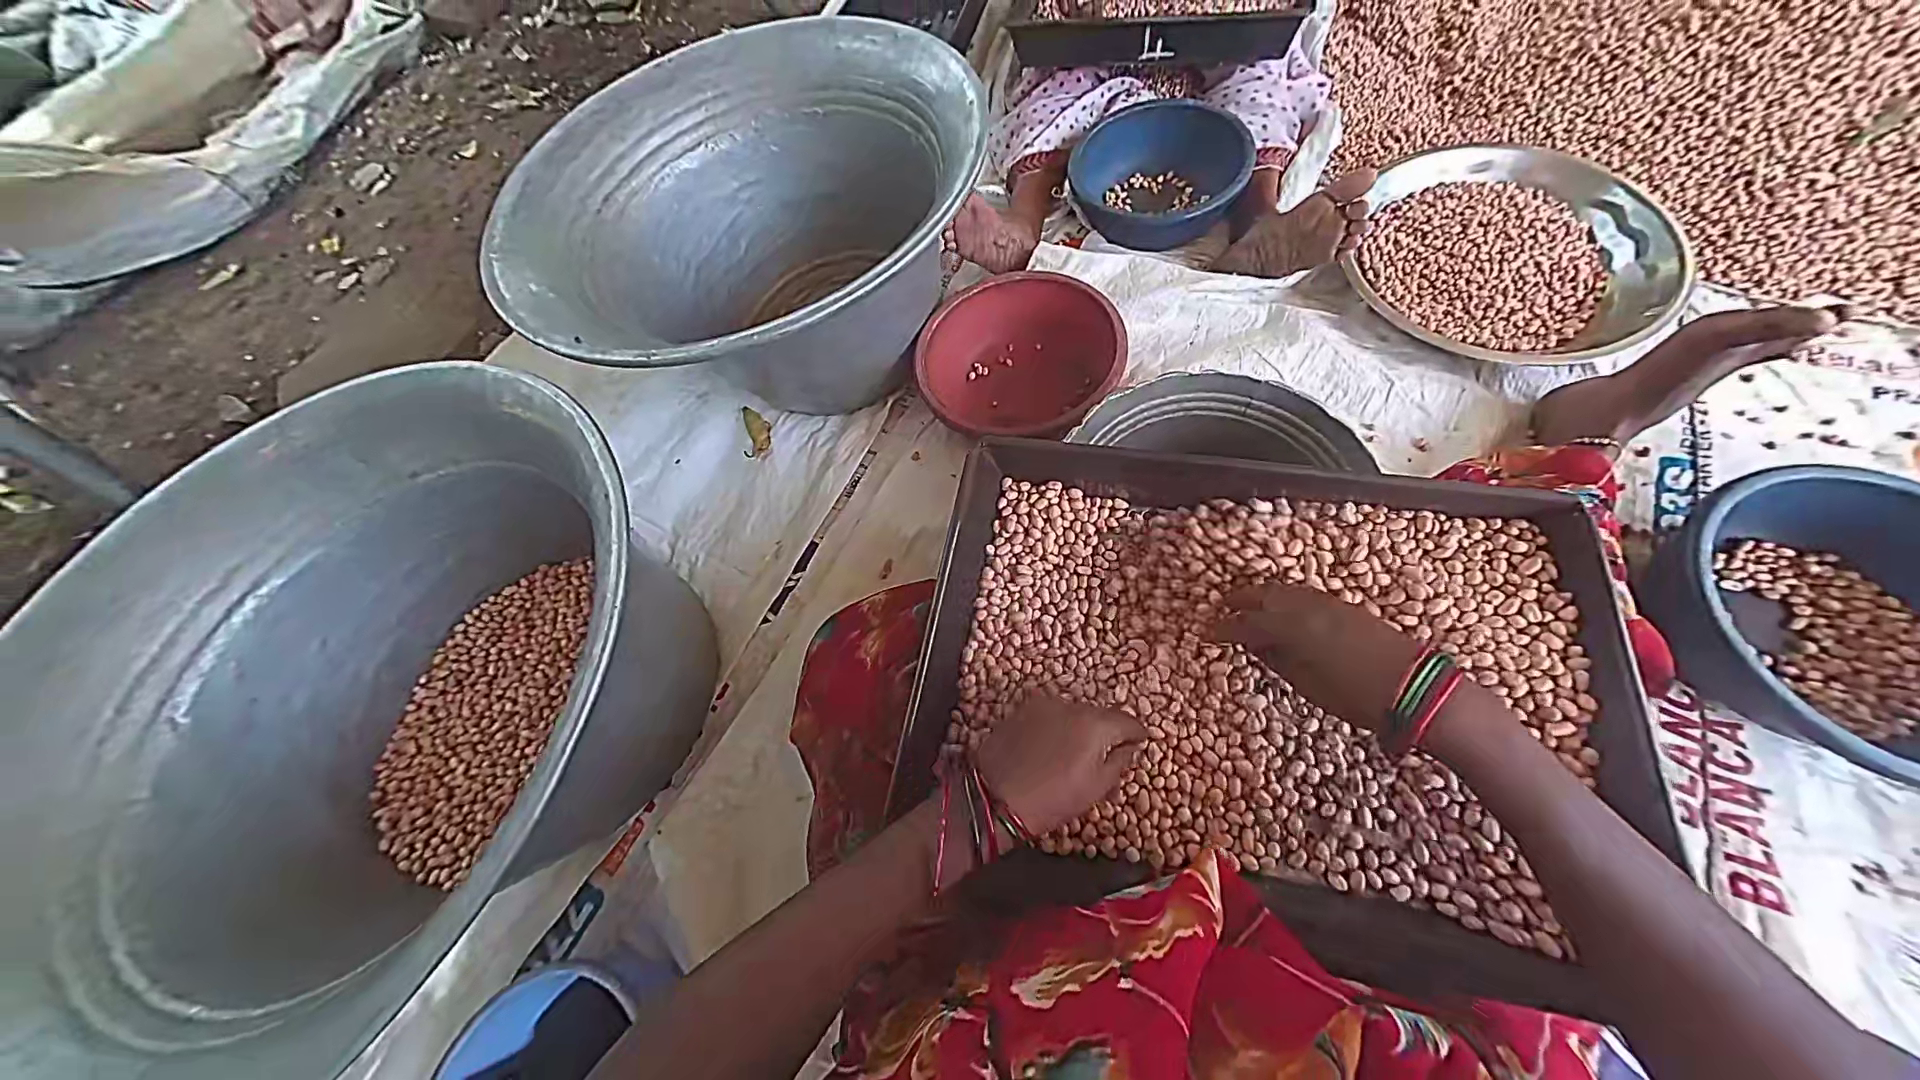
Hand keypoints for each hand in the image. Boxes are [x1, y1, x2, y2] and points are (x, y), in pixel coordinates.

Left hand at [975, 695, 1145, 834]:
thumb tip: (1130, 746)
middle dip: (1107, 735)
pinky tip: (1052, 751)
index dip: (1137, 735)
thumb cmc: (1052, 798)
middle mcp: (1071, 705)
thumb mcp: (1097, 786)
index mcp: (1096, 723)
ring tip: (1076, 759)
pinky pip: (1051, 716)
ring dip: (1081, 730)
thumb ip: (1120, 760)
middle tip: (1107, 762)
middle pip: (1100, 716)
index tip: (1140, 744)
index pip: (1128, 721)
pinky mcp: (1022, 710)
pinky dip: (1058, 728)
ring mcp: (1044, 705)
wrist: (995, 796)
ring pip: (1074, 714)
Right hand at [1213, 583, 1422, 733]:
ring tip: (1247, 606)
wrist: (1418, 689)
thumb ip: (1276, 659)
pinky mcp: (1344, 606)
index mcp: (1291, 627)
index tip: (1206, 634)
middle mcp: (1306, 607)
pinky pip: (1303, 594)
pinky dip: (1285, 597)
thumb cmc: (1356, 696)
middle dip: (1239, 601)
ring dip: (1262, 596)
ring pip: (1284, 590)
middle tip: (1221, 610)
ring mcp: (1327, 603)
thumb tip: (1255, 646)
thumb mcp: (1306, 683)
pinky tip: (1282, 609)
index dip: (1223, 629)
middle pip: (1263, 595)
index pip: (1246, 624)